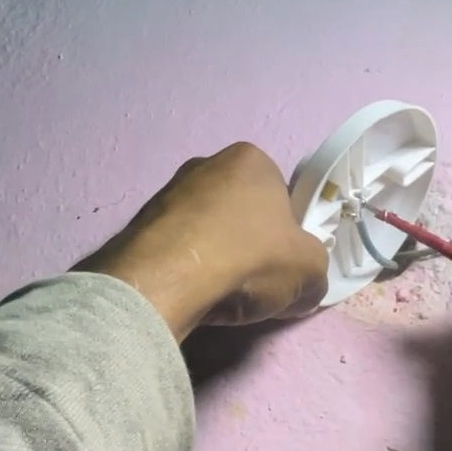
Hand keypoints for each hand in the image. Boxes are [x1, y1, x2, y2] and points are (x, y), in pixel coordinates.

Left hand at [77, 143, 327, 339]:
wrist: (170, 278)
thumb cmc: (250, 259)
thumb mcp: (309, 270)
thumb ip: (314, 270)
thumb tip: (303, 284)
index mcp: (250, 159)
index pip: (278, 196)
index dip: (284, 234)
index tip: (279, 263)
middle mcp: (205, 164)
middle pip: (238, 210)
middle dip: (245, 242)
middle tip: (250, 279)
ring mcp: (166, 191)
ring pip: (203, 228)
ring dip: (212, 255)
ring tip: (216, 290)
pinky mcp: (137, 222)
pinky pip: (173, 247)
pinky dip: (183, 267)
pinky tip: (188, 291)